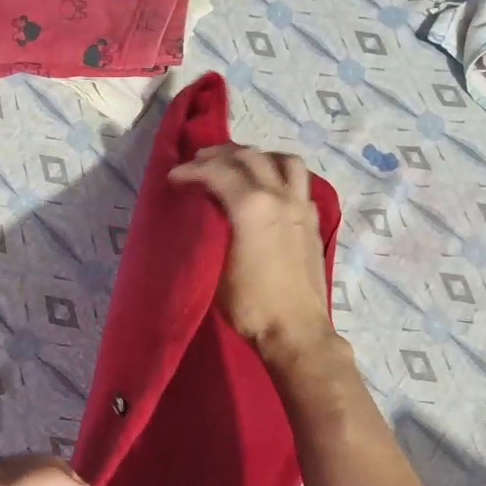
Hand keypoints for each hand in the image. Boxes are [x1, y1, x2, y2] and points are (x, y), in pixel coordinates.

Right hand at [168, 143, 336, 356]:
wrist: (295, 331)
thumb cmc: (249, 306)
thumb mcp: (218, 267)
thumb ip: (215, 229)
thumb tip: (209, 213)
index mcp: (252, 207)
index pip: (218, 172)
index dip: (190, 170)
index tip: (173, 177)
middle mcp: (280, 197)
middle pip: (250, 157)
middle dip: (220, 155)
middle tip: (198, 163)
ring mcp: (301, 207)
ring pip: (284, 161)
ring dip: (258, 156)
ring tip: (240, 165)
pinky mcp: (313, 221)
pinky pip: (299, 182)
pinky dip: (279, 175)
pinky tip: (268, 189)